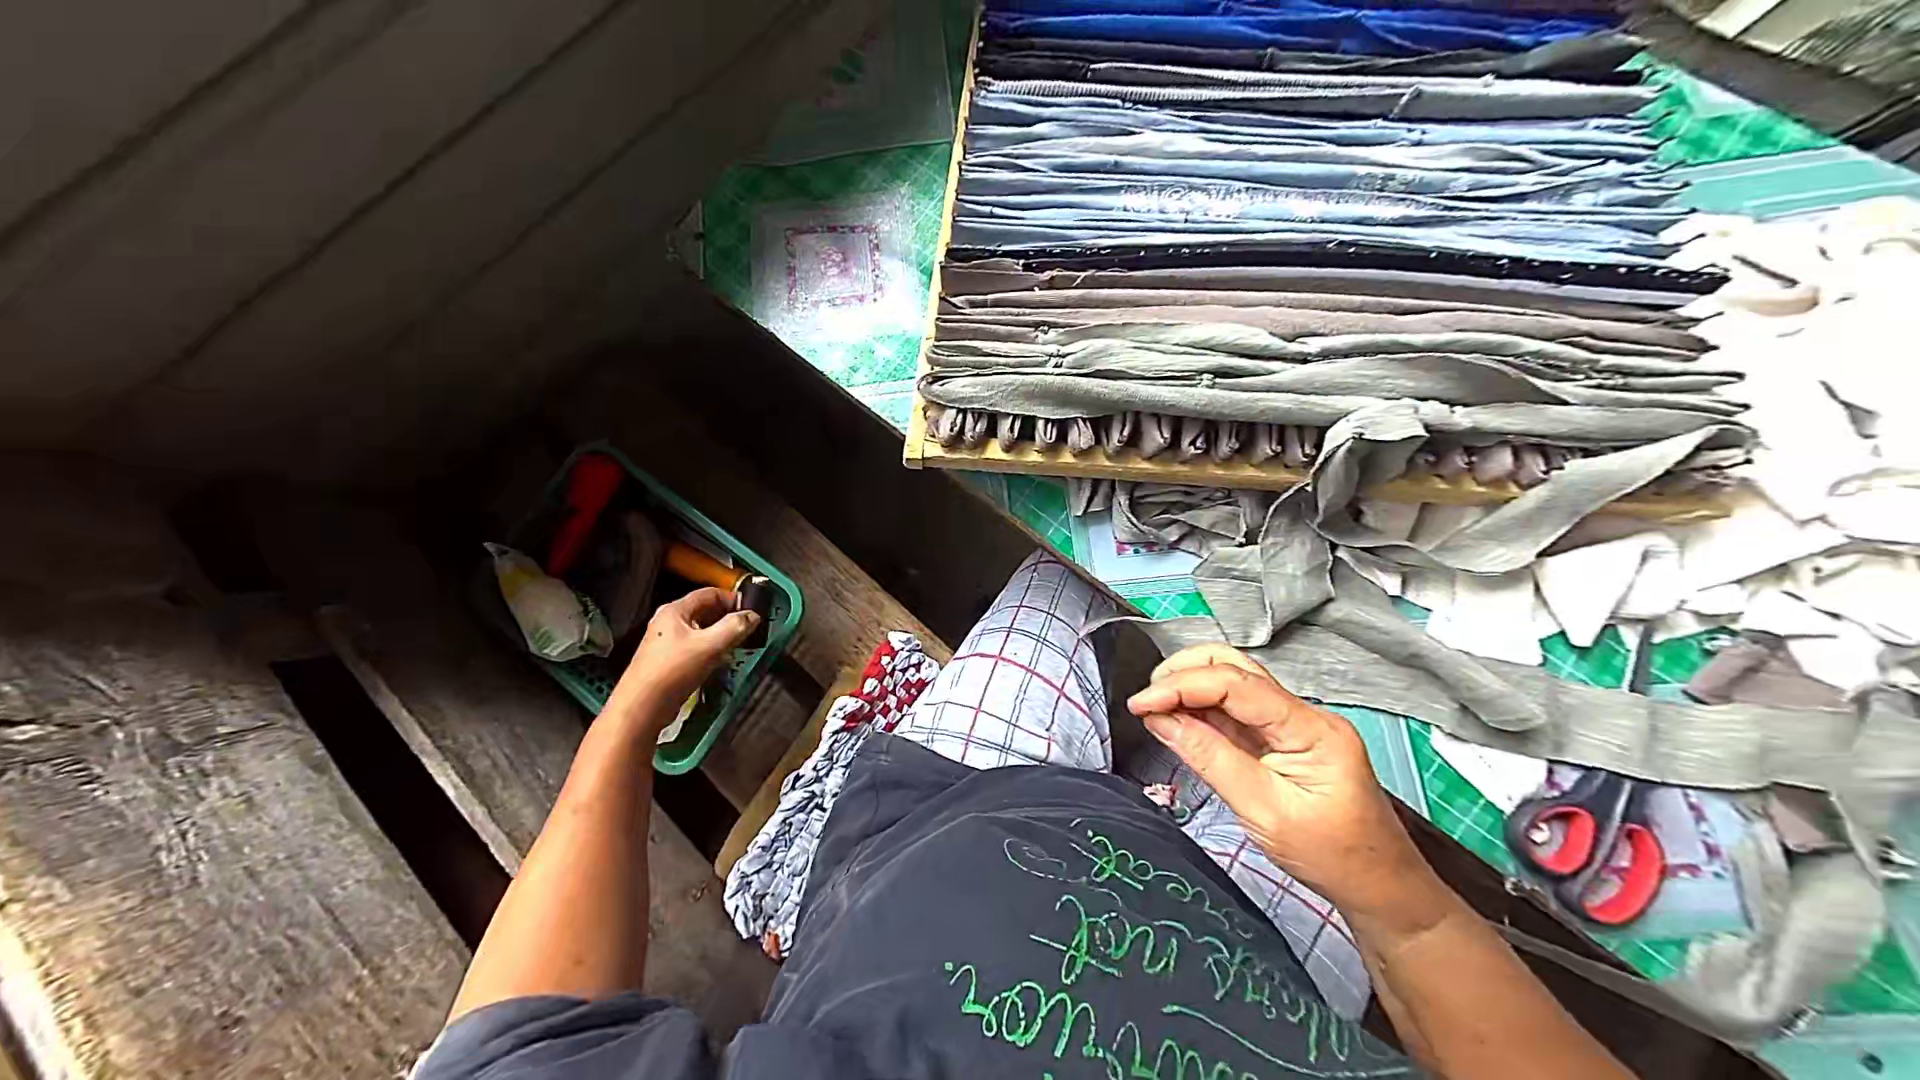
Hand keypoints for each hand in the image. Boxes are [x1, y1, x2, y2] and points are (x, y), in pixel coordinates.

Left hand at [603, 588, 758, 738]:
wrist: (643, 707)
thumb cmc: (669, 673)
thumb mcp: (710, 645)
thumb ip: (735, 627)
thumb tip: (751, 617)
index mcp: (674, 611)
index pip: (710, 593)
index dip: (732, 599)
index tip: (749, 610)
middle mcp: (668, 624)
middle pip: (705, 611)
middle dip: (728, 618)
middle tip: (746, 627)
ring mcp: (667, 643)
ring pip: (701, 631)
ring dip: (721, 635)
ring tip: (736, 644)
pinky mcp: (669, 661)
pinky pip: (696, 647)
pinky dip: (711, 650)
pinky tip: (719, 661)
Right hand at [1126, 644, 1435, 921]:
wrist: (1380, 888)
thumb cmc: (1334, 857)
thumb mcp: (1264, 812)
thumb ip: (1210, 759)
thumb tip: (1161, 720)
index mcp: (1310, 728)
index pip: (1235, 683)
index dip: (1181, 686)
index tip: (1142, 704)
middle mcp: (1303, 713)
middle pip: (1234, 666)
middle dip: (1183, 673)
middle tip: (1146, 700)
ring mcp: (1292, 723)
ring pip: (1232, 680)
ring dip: (1189, 686)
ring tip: (1155, 708)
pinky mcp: (1280, 737)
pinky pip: (1234, 709)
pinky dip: (1200, 708)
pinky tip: (1178, 720)